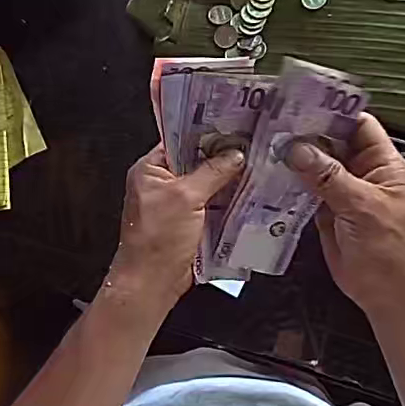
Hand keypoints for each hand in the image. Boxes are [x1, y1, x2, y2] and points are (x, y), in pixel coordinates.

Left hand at [106, 143, 245, 303]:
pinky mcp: (188, 221)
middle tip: (250, 143)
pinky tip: (248, 192)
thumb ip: (211, 172)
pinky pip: (210, 203)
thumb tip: (234, 155)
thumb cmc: (157, 239)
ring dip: (226, 179)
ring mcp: (175, 203)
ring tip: (255, 163)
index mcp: (149, 169)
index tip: (231, 123)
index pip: (178, 139)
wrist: (152, 282)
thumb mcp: (186, 197)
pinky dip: (226, 200)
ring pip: (206, 183)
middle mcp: (160, 183)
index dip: (204, 131)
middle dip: (221, 156)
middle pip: (195, 161)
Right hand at [284, 113, 404, 314]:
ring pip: (315, 167)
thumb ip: (328, 176)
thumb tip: (298, 149)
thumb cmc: (392, 251)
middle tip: (274, 123)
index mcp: (383, 165)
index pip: (358, 125)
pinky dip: (288, 184)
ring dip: (294, 159)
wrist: (387, 295)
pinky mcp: (326, 213)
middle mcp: (361, 174)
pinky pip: (304, 191)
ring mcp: (342, 193)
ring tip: (265, 144)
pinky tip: (269, 175)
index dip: (333, 112)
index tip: (304, 103)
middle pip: (331, 143)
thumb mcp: (361, 206)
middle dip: (305, 134)